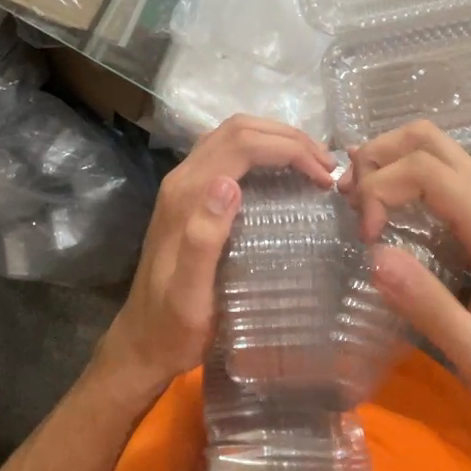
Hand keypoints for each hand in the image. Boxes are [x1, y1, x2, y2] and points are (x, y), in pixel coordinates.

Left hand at [97, 116, 335, 393]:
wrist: (142, 341)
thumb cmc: (174, 326)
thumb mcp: (190, 294)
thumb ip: (203, 239)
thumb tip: (229, 184)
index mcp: (186, 195)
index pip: (242, 144)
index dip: (287, 148)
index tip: (324, 175)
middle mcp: (183, 178)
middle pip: (238, 129)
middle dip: (287, 138)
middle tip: (328, 167)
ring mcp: (184, 183)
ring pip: (232, 135)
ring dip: (275, 139)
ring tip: (314, 165)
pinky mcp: (190, 194)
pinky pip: (229, 152)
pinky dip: (262, 150)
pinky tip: (283, 173)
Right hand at [345, 122, 470, 442]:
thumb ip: (430, 310)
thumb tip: (374, 257)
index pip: (424, 169)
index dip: (381, 190)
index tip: (365, 238)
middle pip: (425, 139)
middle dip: (377, 159)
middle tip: (350, 204)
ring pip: (431, 145)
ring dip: (387, 159)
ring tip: (359, 201)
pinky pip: (438, 167)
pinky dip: (400, 170)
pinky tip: (381, 203)